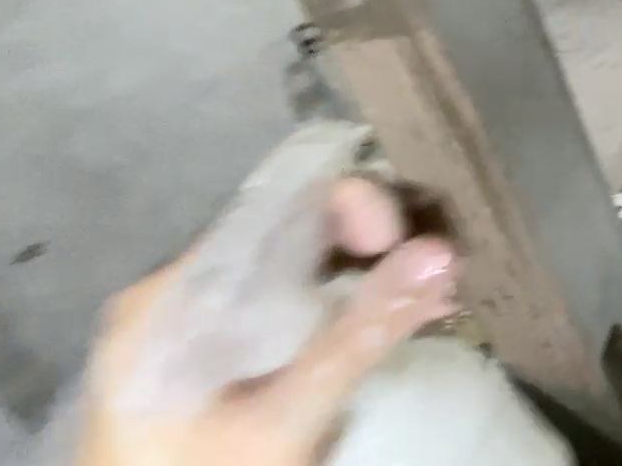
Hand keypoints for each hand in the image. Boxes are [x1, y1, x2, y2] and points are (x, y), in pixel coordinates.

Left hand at [74, 177, 461, 465]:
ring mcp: (214, 319)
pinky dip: (367, 298)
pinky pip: (314, 293)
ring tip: (441, 293)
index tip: (402, 240)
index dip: (352, 204)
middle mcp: (190, 292)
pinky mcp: (240, 346)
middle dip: (382, 241)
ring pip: (317, 260)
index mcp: (175, 297)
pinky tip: (415, 313)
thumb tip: (445, 250)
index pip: (280, 205)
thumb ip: (364, 332)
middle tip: (440, 267)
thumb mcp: (287, 417)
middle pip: (304, 229)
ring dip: (385, 269)